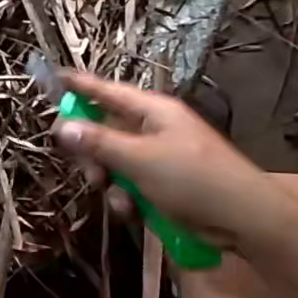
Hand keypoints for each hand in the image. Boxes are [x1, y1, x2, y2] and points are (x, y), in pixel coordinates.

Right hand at [50, 70, 276, 247]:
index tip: (54, 78)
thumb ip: (98, 143)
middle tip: (89, 171)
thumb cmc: (193, 179)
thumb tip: (61, 126)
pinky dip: (125, 198)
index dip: (80, 86)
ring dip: (109, 181)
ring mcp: (158, 157)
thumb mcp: (139, 160)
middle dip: (92, 153)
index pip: (107, 91)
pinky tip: (132, 212)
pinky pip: (128, 184)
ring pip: (113, 162)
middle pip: (104, 131)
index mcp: (152, 111)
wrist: (243, 220)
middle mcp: (153, 129)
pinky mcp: (161, 184)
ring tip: (118, 199)